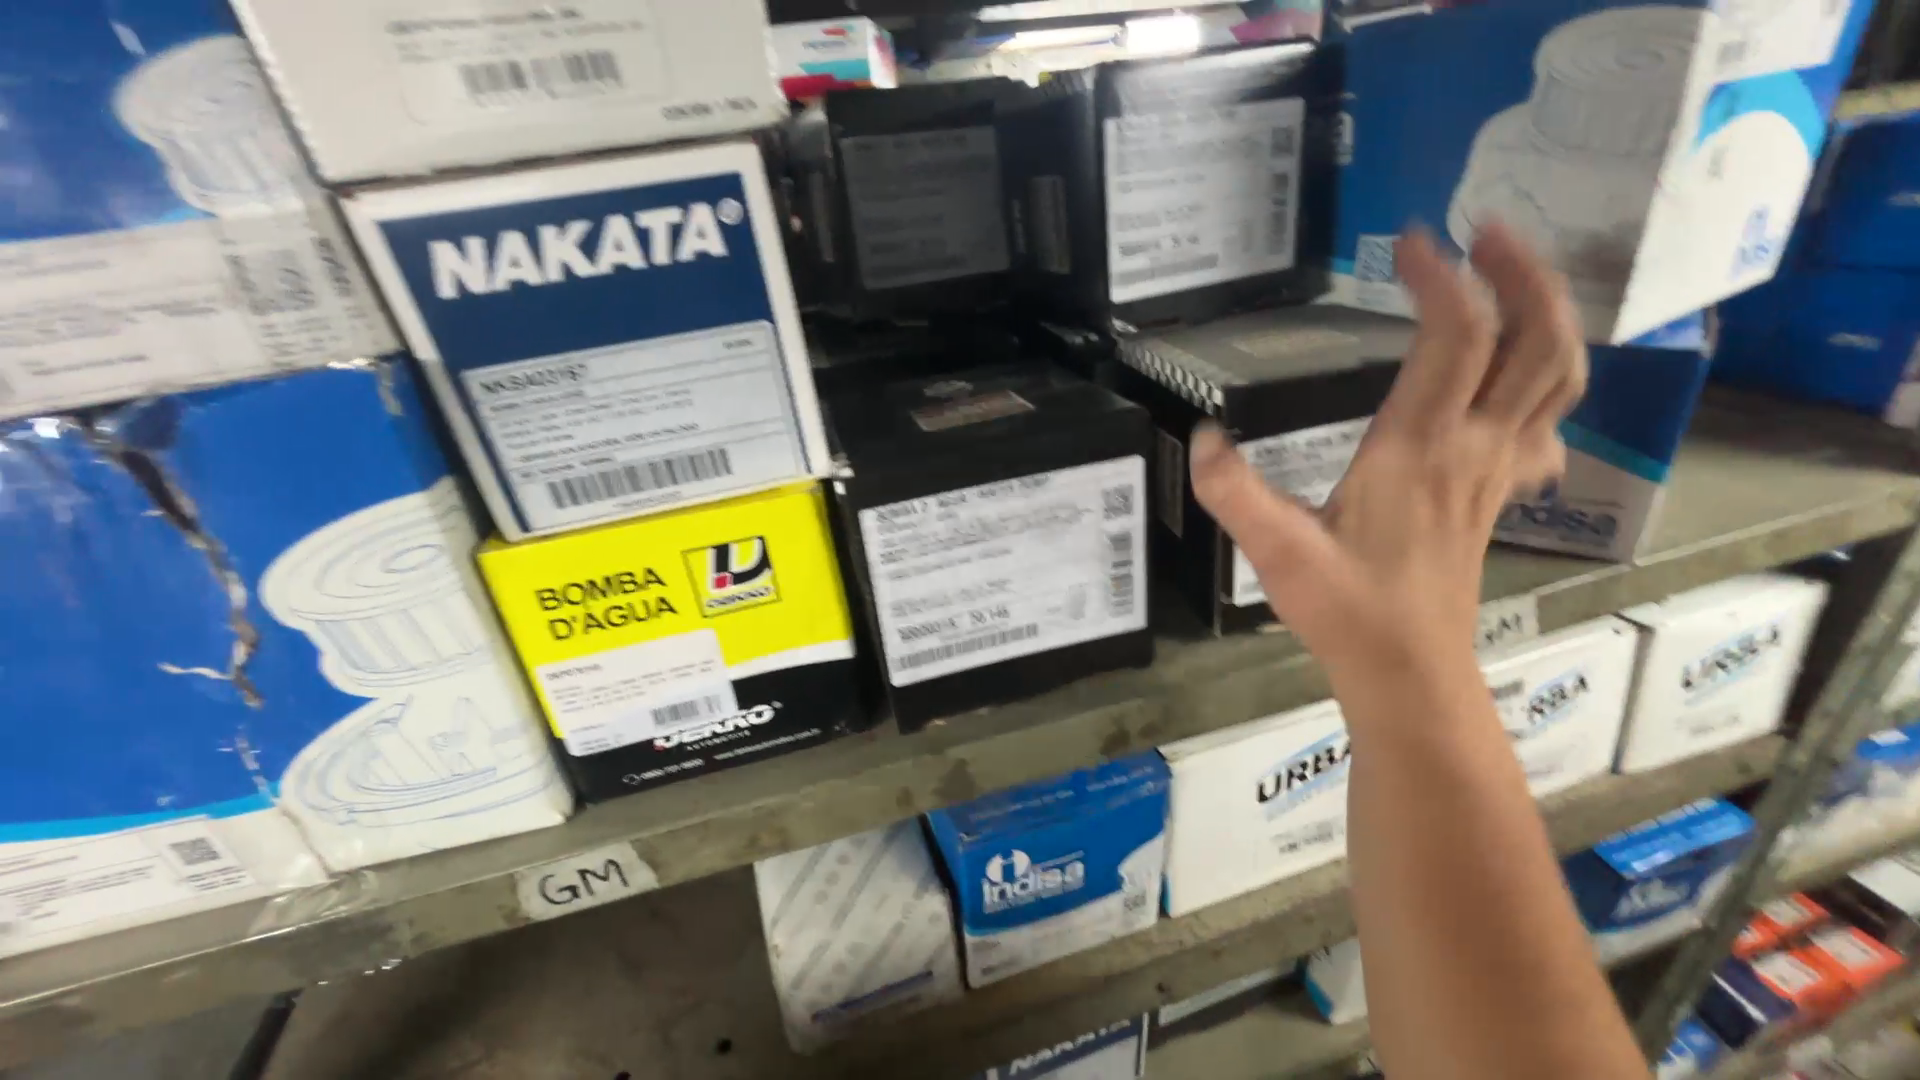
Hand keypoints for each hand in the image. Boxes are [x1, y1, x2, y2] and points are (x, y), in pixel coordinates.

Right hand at [1189, 223, 1584, 688]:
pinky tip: (1514, 385)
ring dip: (1547, 315)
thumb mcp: (1276, 551)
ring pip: (1558, 378)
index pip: (1455, 336)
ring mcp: (1495, 471)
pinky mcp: (1496, 495)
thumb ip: (1234, 493)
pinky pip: (1545, 424)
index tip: (1408, 244)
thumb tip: (1204, 437)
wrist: (1408, 672)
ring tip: (1510, 279)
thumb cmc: (1347, 610)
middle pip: (1539, 340)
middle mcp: (1472, 446)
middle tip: (1486, 232)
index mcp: (1419, 447)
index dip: (1440, 279)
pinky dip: (1544, 385)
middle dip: (1522, 274)